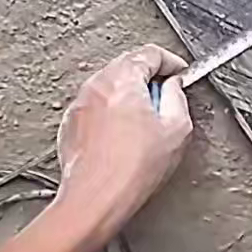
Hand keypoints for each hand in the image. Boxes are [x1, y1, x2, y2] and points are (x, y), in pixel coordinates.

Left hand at [53, 44, 192, 239]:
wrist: (96, 198)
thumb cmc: (133, 168)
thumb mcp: (177, 129)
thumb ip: (178, 97)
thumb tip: (173, 86)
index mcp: (123, 78)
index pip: (150, 53)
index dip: (171, 62)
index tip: (180, 73)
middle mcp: (97, 85)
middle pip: (127, 65)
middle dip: (149, 77)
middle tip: (166, 98)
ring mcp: (80, 104)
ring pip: (110, 86)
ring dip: (129, 95)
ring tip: (145, 123)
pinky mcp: (71, 124)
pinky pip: (96, 107)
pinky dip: (111, 113)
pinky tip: (123, 137)